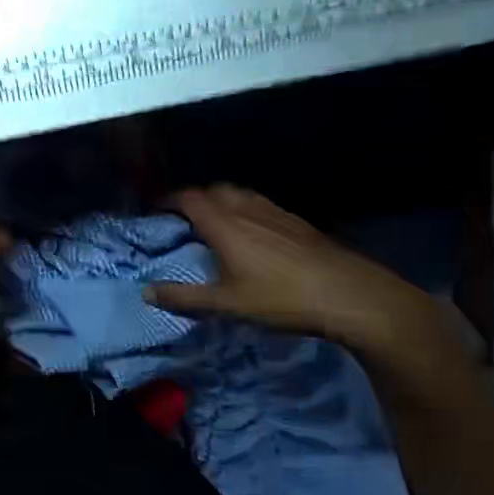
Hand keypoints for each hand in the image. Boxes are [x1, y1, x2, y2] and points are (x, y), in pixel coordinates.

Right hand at [145, 186, 450, 359]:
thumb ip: (184, 298)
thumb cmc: (280, 298)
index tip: (155, 210)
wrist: (347, 293)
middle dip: (195, 199)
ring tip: (215, 223)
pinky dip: (245, 210)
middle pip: (214, 190)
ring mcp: (275, 211)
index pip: (189, 198)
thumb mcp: (226, 304)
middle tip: (184, 218)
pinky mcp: (296, 221)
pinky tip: (252, 234)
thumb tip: (146, 292)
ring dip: (221, 201)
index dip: (169, 200)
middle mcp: (247, 208)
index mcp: (224, 224)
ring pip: (240, 194)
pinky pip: (260, 205)